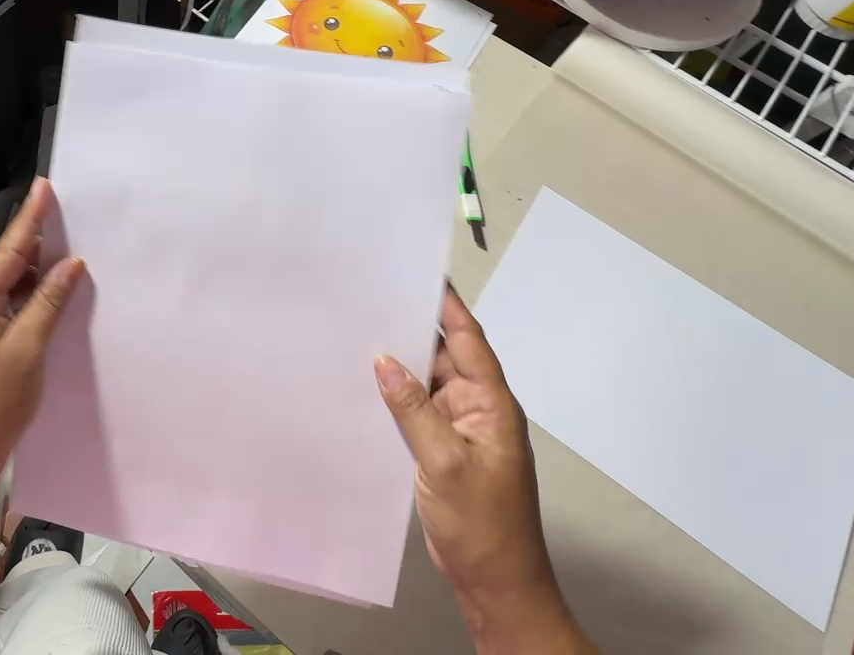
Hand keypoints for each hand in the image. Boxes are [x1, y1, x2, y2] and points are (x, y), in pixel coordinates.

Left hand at [0, 178, 85, 484]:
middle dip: (33, 242)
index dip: (29, 219)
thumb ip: (49, 300)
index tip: (43, 187)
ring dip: (30, 268)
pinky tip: (45, 285)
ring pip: (2, 279)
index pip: (6, 252)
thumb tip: (70, 264)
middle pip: (2, 262)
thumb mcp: (30, 348)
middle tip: (65, 217)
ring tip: (63, 249)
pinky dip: (23, 290)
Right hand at [375, 289, 580, 647]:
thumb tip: (383, 361)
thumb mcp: (445, 462)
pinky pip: (414, 409)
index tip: (424, 271)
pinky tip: (363, 383)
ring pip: (425, 382)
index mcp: (491, 404)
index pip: (469, 340)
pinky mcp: (440, 448)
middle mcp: (475, 409)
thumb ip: (413, 409)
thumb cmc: (482, 524)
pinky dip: (393, 395)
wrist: (495, 583)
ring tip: (358, 329)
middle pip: (444, 355)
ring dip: (399, 361)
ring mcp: (457, 429)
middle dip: (413, 326)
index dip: (448, 305)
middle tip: (372, 295)